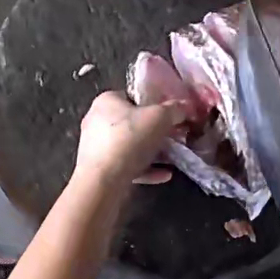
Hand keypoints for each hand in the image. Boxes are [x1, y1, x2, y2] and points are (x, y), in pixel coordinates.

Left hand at [73, 91, 187, 188]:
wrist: (103, 181)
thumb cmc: (129, 139)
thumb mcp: (159, 117)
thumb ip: (174, 110)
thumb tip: (183, 107)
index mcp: (106, 102)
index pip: (132, 97)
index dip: (154, 104)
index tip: (171, 114)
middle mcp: (96, 122)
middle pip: (133, 124)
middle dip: (155, 132)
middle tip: (175, 137)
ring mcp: (96, 148)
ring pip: (130, 147)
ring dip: (152, 153)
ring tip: (172, 157)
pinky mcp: (99, 170)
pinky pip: (126, 166)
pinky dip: (145, 169)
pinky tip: (164, 175)